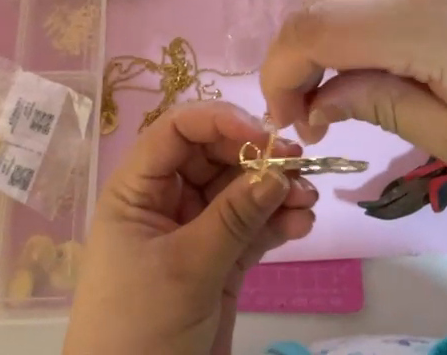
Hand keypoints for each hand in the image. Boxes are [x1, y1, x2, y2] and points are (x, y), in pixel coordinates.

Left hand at [66, 101, 317, 354]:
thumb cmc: (140, 326)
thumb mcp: (186, 268)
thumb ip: (233, 217)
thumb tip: (277, 172)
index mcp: (137, 189)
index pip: (176, 131)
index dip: (218, 121)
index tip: (263, 134)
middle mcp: (164, 200)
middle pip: (212, 156)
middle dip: (255, 157)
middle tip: (298, 164)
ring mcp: (192, 232)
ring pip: (236, 192)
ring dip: (273, 191)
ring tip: (309, 199)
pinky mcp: (217, 263)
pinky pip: (249, 228)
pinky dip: (276, 223)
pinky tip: (302, 224)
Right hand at [259, 0, 446, 181]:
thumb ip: (382, 107)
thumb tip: (318, 99)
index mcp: (419, 20)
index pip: (312, 27)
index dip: (280, 70)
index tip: (288, 121)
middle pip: (324, 3)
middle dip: (300, 56)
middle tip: (315, 116)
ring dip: (332, 39)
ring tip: (351, 94)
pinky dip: (367, 24)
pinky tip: (393, 63)